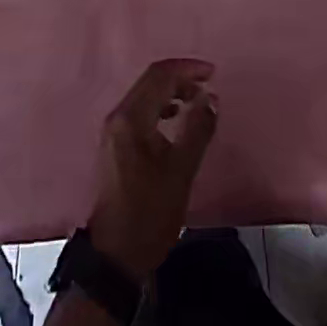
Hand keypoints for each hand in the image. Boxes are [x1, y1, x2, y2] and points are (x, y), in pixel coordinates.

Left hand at [86, 59, 218, 281]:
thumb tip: (210, 96)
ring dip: (172, 91)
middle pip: (150, 81)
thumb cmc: (150, 212)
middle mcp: (117, 119)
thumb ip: (198, 127)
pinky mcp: (115, 145)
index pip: (160, 76)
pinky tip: (176, 119)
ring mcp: (113, 132)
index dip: (188, 69)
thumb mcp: (182, 169)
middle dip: (181, 77)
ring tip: (197, 101)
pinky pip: (141, 111)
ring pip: (145, 95)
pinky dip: (162, 106)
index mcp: (130, 120)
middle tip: (208, 85)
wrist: (116, 256)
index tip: (213, 73)